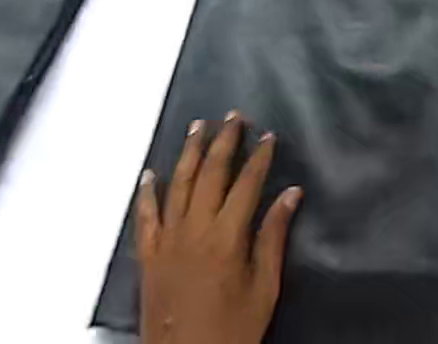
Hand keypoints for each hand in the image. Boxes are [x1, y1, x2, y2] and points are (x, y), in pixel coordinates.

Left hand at [138, 113, 301, 343]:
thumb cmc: (232, 332)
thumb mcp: (264, 289)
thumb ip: (274, 237)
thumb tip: (292, 194)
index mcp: (227, 237)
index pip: (247, 183)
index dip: (259, 156)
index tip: (268, 135)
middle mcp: (194, 229)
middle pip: (211, 172)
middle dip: (224, 140)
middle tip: (234, 116)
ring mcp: (167, 241)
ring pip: (178, 184)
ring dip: (190, 151)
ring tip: (199, 125)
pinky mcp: (148, 256)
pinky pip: (146, 216)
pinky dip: (147, 192)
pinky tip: (151, 173)